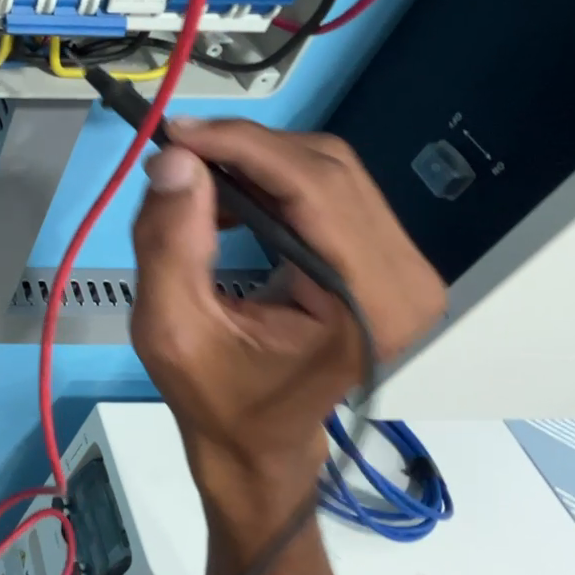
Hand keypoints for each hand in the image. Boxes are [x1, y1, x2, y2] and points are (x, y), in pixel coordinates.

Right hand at [129, 121, 445, 501]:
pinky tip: (223, 200)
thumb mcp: (169, 327)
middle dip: (243, 148)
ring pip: (328, 170)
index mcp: (368, 300)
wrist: (256, 443)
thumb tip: (173, 159)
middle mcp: (405, 276)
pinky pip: (327, 190)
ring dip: (253, 161)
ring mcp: (402, 268)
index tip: (170, 131)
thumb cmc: (213, 397)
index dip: (241, 145)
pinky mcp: (382, 262)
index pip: (314, 185)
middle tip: (171, 154)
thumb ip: (169, 242)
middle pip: (327, 167)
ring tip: (190, 183)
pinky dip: (268, 180)